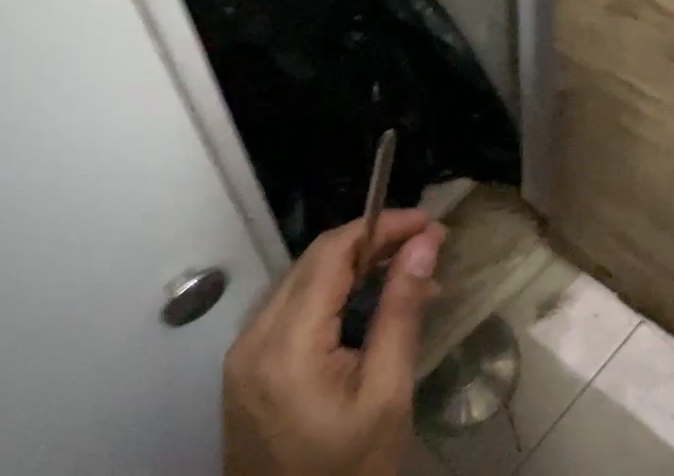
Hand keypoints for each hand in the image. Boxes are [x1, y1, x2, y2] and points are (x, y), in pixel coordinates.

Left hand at [223, 210, 446, 475]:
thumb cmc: (351, 470)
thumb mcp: (388, 394)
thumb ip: (401, 311)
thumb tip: (425, 244)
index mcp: (286, 345)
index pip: (332, 253)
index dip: (383, 226)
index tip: (430, 223)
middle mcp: (253, 339)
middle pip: (315, 261)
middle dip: (373, 242)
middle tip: (428, 244)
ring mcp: (243, 355)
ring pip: (303, 280)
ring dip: (355, 267)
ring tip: (409, 274)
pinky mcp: (245, 369)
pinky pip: (291, 309)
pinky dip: (332, 295)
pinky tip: (370, 304)